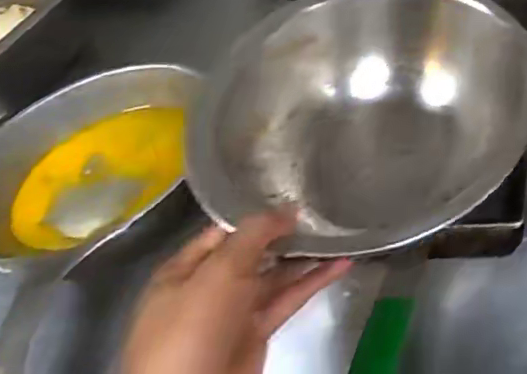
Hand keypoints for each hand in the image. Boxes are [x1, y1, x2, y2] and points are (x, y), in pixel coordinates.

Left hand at [122, 212, 350, 373]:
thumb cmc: (193, 330)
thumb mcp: (220, 271)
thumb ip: (255, 233)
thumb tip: (288, 209)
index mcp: (185, 272)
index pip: (225, 230)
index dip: (258, 212)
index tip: (296, 193)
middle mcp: (208, 289)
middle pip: (253, 251)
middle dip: (286, 232)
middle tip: (323, 209)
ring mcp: (233, 313)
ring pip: (275, 274)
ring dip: (304, 256)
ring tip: (338, 233)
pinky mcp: (256, 333)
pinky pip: (288, 299)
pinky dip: (313, 282)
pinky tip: (341, 264)